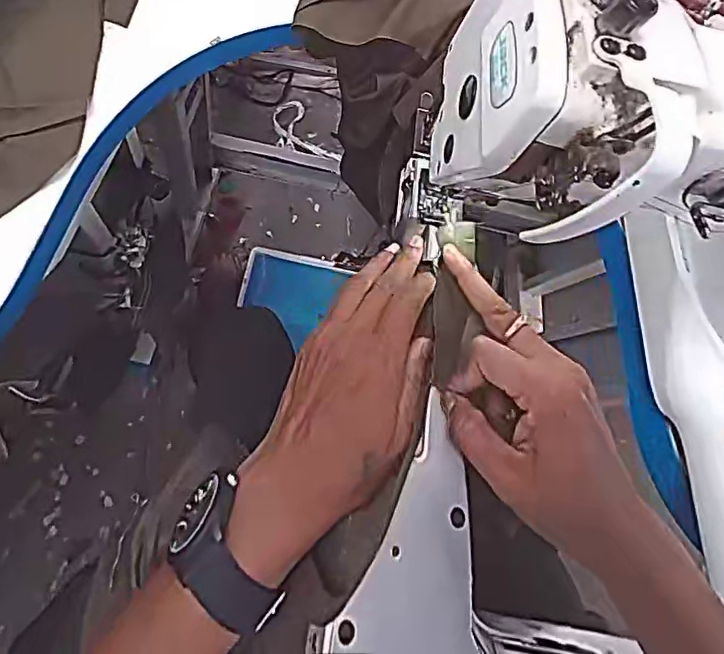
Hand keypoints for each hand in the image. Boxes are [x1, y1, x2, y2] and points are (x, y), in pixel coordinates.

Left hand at [227, 240, 434, 585]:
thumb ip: (414, 381)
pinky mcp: (310, 347)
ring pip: (355, 289)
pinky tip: (359, 284)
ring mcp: (326, 341)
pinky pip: (335, 304)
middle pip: (381, 288)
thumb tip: (423, 348)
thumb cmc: (344, 464)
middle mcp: (351, 342)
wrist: (293, 477)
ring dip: (375, 267)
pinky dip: (352, 285)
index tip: (430, 274)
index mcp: (379, 359)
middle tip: (413, 247)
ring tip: (389, 254)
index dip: (420, 284)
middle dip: (401, 264)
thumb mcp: (399, 431)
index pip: (404, 304)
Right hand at [438, 244, 650, 568]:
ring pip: (516, 337)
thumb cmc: (573, 507)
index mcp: (549, 390)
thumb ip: (469, 430)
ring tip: (489, 406)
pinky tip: (503, 407)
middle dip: (475, 293)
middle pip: (507, 318)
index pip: (487, 351)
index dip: (463, 376)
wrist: (613, 524)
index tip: (458, 402)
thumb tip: (450, 401)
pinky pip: (529, 358)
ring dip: (491, 358)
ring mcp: (569, 374)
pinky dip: (507, 371)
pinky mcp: (569, 383)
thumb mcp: (506, 477)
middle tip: (453, 262)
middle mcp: (563, 371)